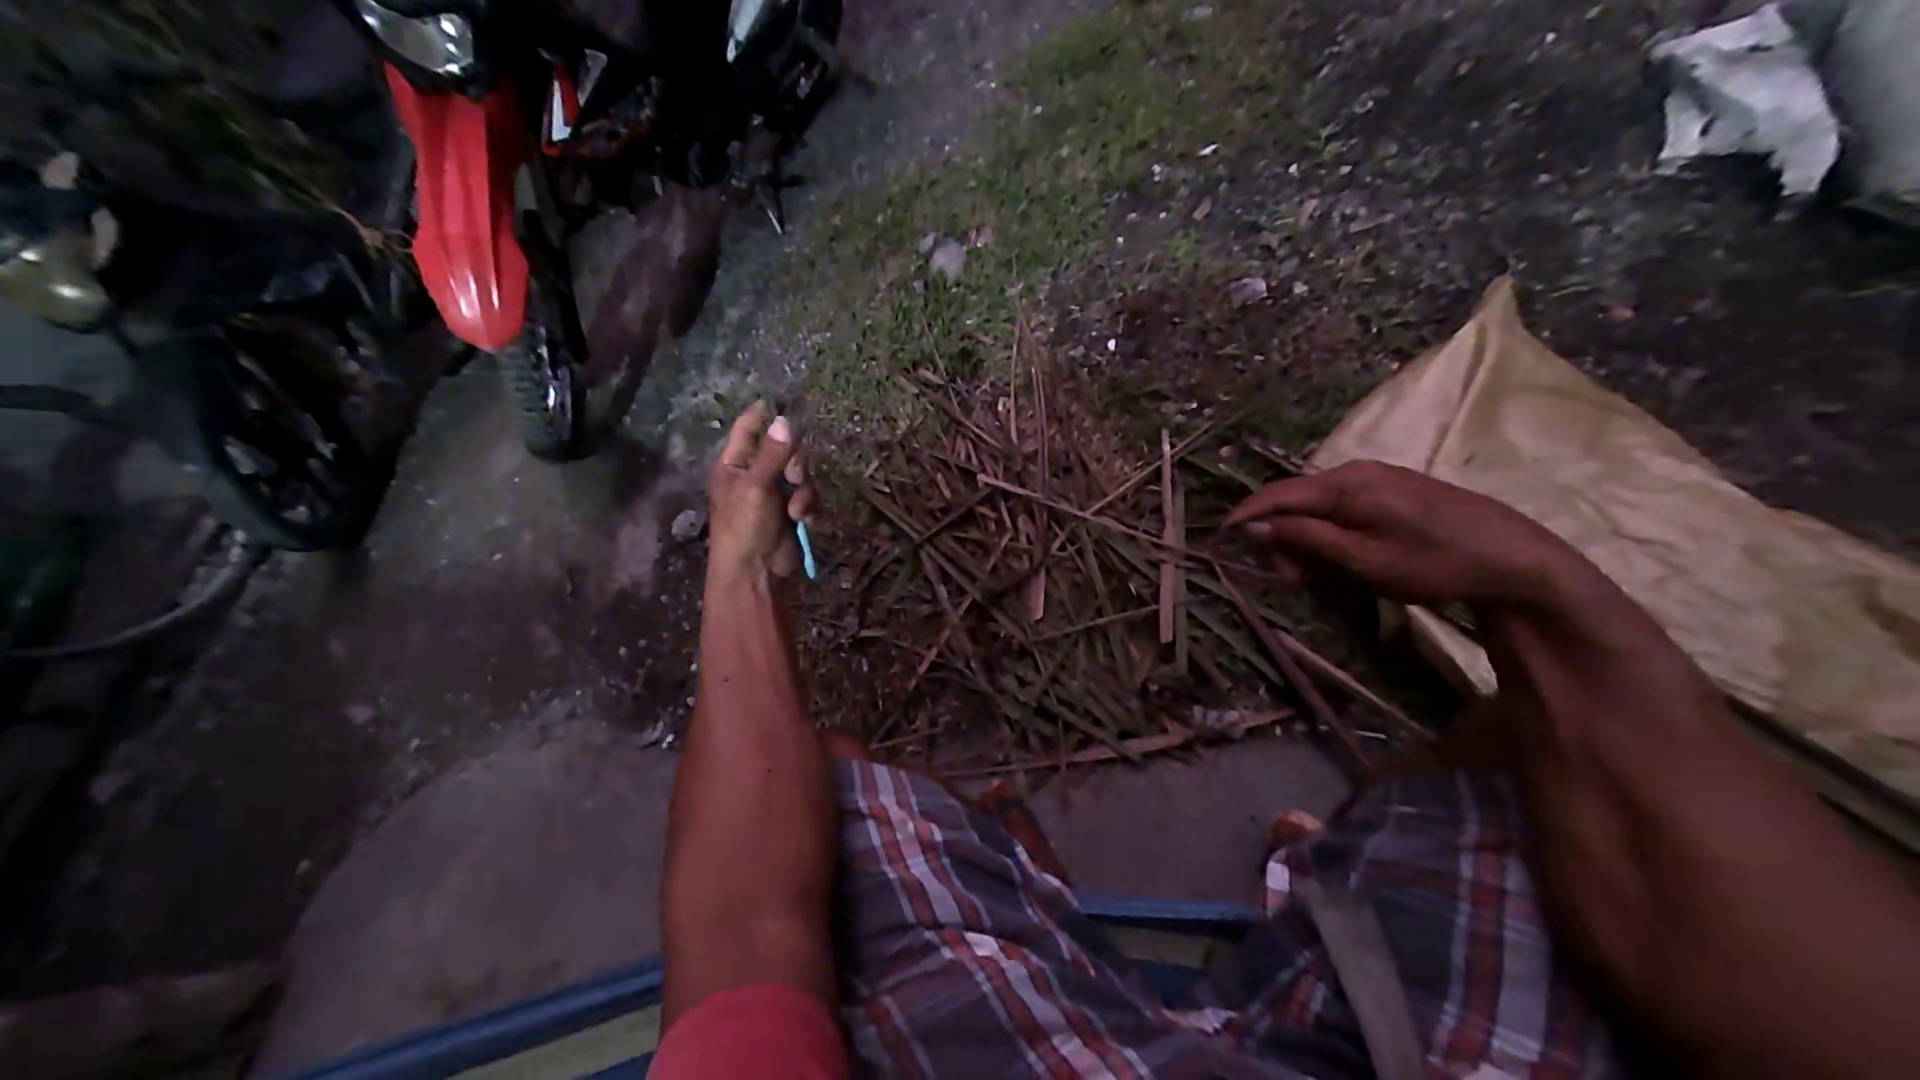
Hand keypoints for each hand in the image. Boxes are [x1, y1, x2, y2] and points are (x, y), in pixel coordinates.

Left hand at [708, 403, 817, 583]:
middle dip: (794, 464)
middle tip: (794, 477)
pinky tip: (803, 520)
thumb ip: (773, 454)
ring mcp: (774, 495)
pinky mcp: (792, 513)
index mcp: (734, 465)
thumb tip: (785, 420)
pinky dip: (808, 507)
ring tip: (796, 510)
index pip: (747, 429)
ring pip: (801, 475)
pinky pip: (808, 497)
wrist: (755, 573)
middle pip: (784, 450)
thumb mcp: (755, 487)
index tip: (780, 403)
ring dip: (803, 491)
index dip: (762, 415)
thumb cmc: (743, 528)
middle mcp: (754, 475)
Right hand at [1223, 460, 1585, 607]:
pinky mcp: (1393, 493)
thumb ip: (1305, 539)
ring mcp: (1377, 480)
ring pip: (1318, 507)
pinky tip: (1337, 559)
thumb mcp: (1362, 559)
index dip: (1245, 516)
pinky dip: (1327, 535)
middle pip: (1296, 501)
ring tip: (1312, 577)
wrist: (1517, 560)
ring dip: (1304, 540)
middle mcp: (1356, 472)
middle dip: (1280, 538)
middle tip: (1287, 579)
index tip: (1219, 539)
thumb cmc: (1434, 562)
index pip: (1276, 494)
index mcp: (1345, 484)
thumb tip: (1255, 527)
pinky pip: (1342, 509)